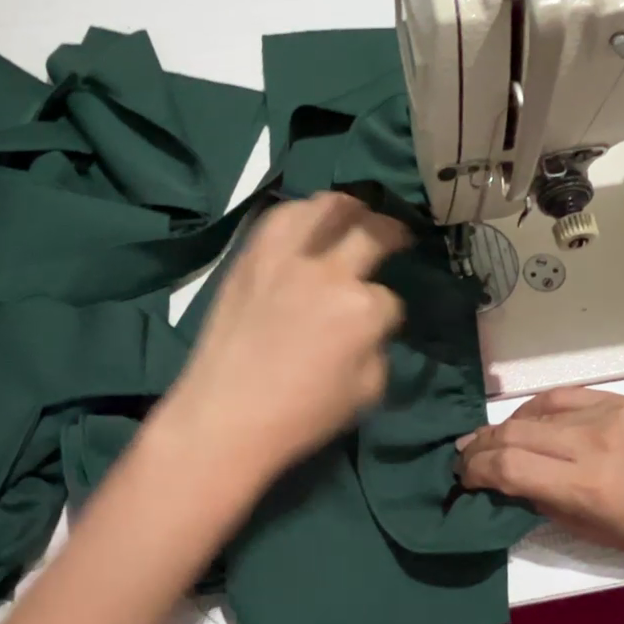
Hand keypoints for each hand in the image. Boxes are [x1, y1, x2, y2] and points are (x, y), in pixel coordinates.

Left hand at [158, 192, 409, 477]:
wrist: (226, 417)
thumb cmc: (302, 415)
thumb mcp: (368, 392)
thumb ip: (378, 347)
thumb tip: (370, 326)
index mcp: (362, 309)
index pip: (390, 297)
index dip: (389, 310)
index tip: (381, 320)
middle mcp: (327, 272)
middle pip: (371, 230)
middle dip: (393, 230)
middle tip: (397, 234)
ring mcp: (286, 258)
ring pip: (326, 207)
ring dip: (350, 207)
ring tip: (356, 213)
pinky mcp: (251, 257)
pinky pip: (280, 216)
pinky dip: (301, 212)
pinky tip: (309, 221)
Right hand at [456, 388, 623, 566]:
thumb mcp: (583, 529)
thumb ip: (538, 498)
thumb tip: (501, 479)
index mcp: (584, 486)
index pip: (508, 467)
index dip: (475, 470)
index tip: (463, 477)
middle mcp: (592, 444)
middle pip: (512, 434)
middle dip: (479, 446)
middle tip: (464, 457)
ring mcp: (607, 415)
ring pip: (533, 411)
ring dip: (504, 427)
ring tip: (490, 440)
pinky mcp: (619, 400)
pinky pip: (563, 397)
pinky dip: (537, 410)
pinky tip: (527, 421)